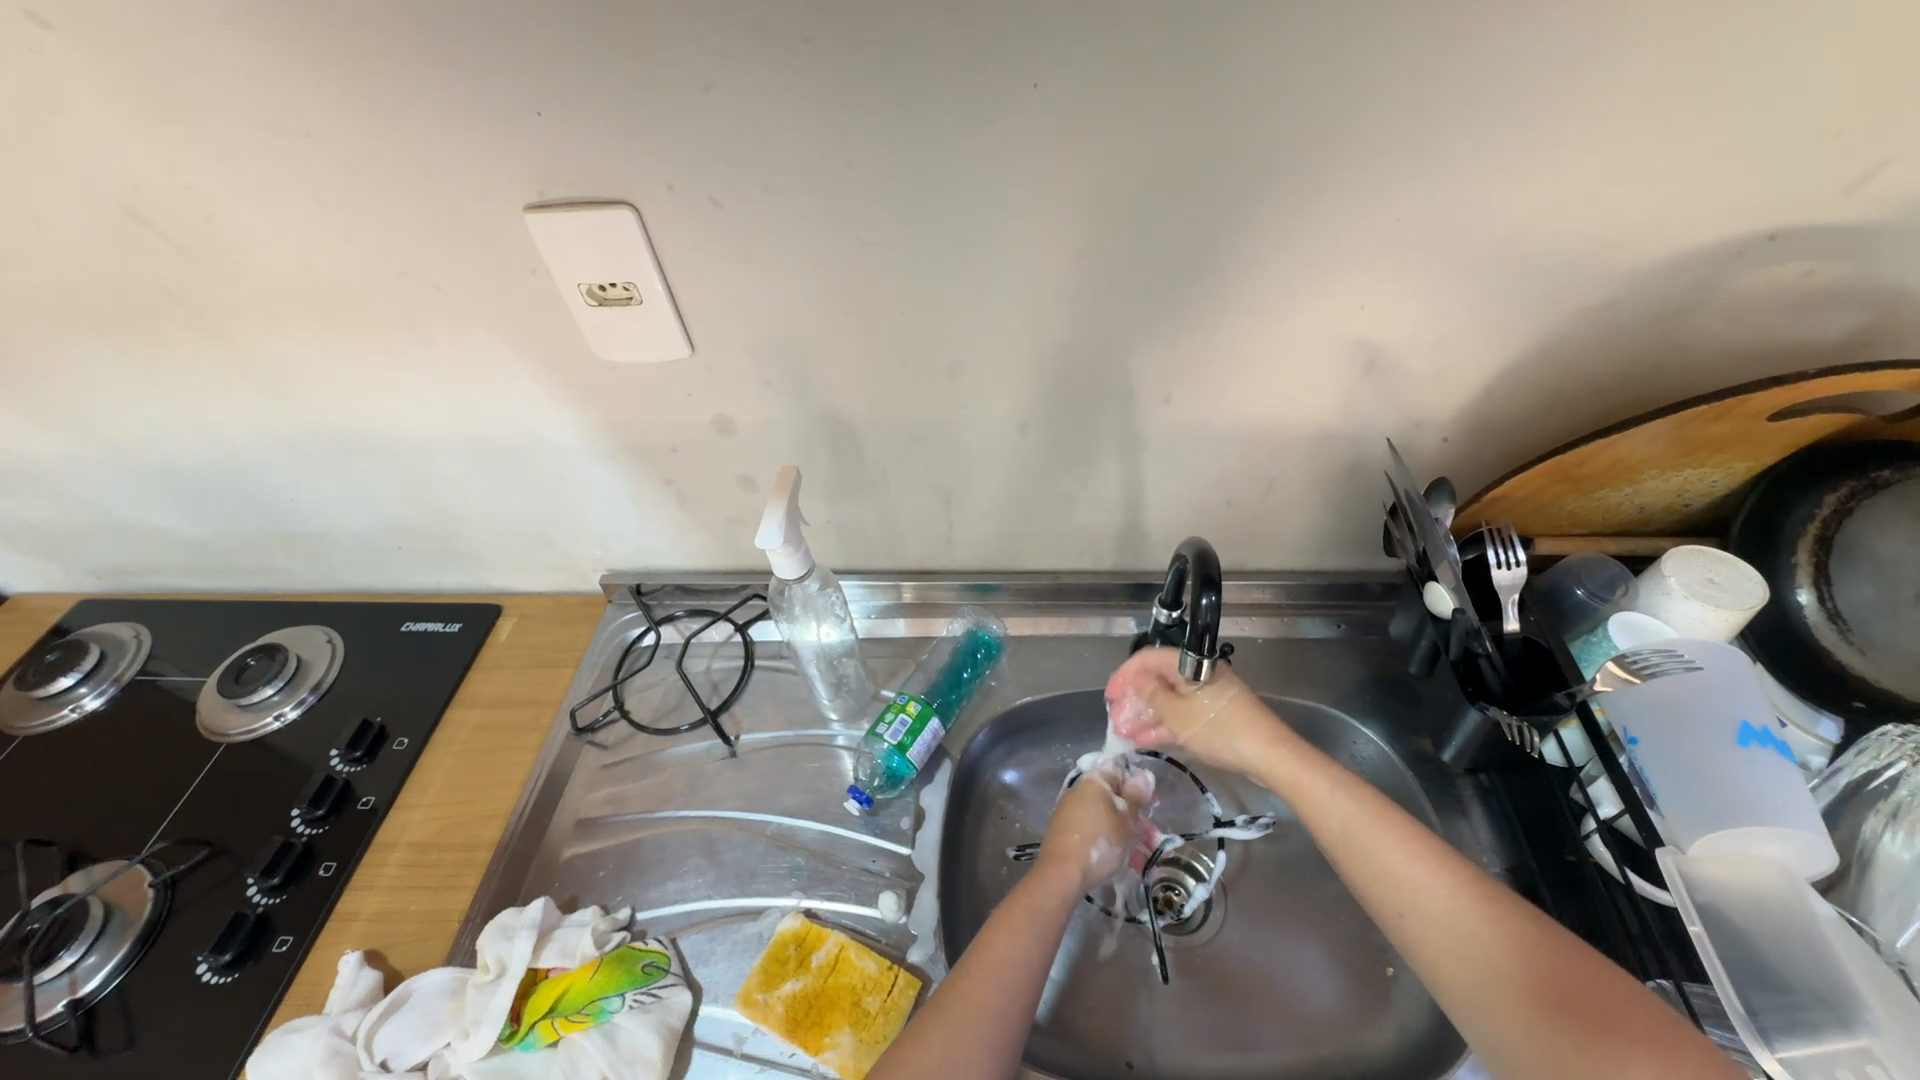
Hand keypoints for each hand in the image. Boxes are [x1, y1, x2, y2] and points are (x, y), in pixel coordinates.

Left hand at [1035, 765, 1154, 892]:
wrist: (1063, 873)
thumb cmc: (1101, 840)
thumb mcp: (1127, 818)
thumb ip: (1137, 796)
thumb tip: (1145, 774)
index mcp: (1094, 782)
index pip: (1120, 774)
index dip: (1140, 787)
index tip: (1154, 803)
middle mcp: (1080, 794)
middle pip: (1116, 802)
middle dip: (1140, 823)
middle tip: (1158, 842)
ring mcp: (1072, 815)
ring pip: (1109, 822)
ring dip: (1132, 839)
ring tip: (1149, 861)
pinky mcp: (1068, 836)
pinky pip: (1097, 835)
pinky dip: (1114, 847)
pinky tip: (1132, 866)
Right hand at [1103, 647, 1291, 776]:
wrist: (1268, 754)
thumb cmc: (1220, 729)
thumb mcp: (1178, 714)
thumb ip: (1152, 695)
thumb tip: (1137, 680)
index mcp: (1189, 665)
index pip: (1148, 659)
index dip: (1125, 675)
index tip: (1110, 696)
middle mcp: (1197, 676)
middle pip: (1158, 680)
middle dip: (1134, 699)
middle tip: (1116, 718)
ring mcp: (1206, 697)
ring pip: (1169, 701)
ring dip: (1146, 716)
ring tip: (1124, 734)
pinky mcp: (1213, 717)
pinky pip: (1181, 716)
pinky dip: (1163, 726)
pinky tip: (1143, 741)